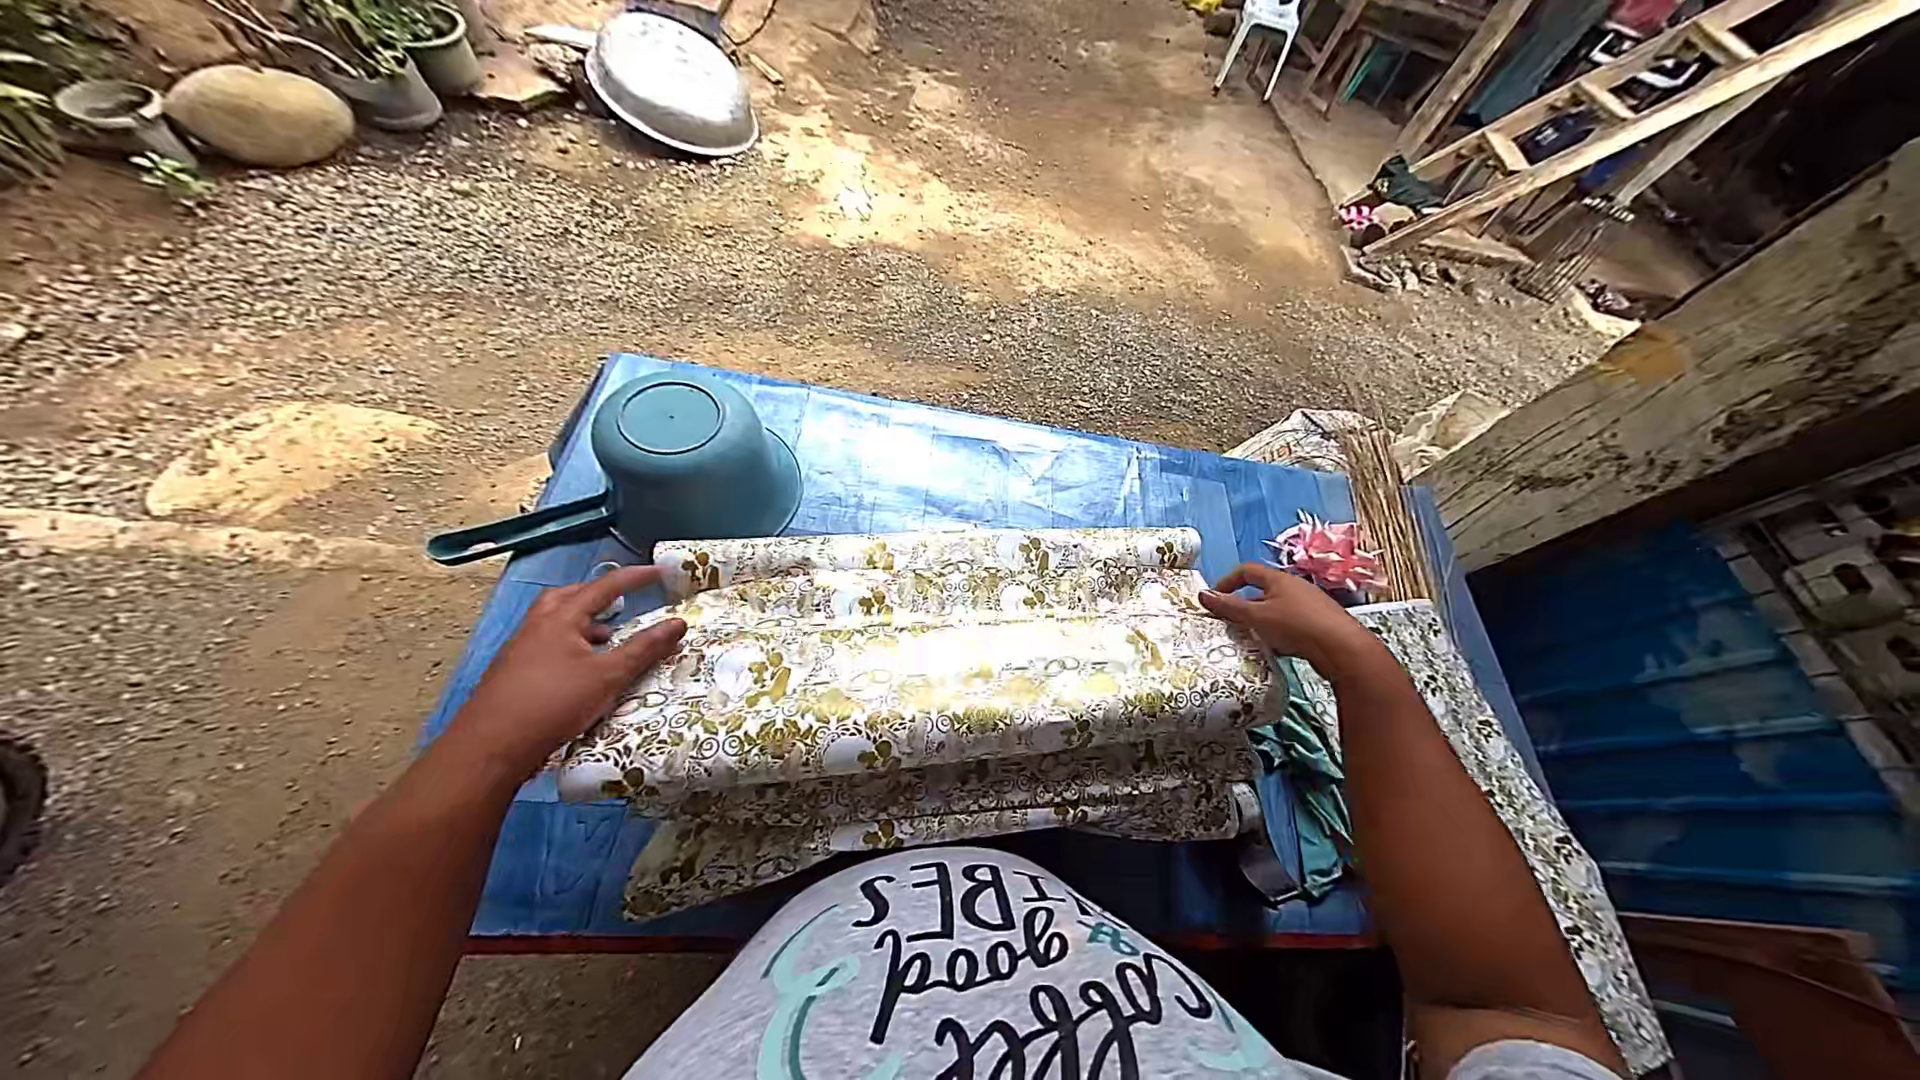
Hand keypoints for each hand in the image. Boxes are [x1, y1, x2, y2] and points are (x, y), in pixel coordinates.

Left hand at [444, 565, 686, 777]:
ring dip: (584, 621)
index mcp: (560, 619)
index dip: (634, 578)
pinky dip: (571, 644)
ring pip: (555, 621)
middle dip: (598, 594)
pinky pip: (547, 643)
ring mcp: (520, 650)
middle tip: (622, 599)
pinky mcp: (513, 673)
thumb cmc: (553, 704)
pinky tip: (583, 668)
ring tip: (607, 636)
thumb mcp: (609, 676)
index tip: (658, 572)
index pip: (604, 587)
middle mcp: (537, 627)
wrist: (489, 748)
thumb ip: (645, 648)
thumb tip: (678, 623)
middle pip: (569, 596)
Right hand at [1197, 562, 1380, 675]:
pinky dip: (1278, 632)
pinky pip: (1291, 623)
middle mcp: (1295, 587)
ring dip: (1261, 620)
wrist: (1343, 650)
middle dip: (1243, 604)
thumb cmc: (1296, 626)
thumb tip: (1202, 594)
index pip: (1247, 571)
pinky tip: (1275, 648)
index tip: (1215, 598)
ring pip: (1276, 608)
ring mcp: (1310, 605)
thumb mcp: (1256, 617)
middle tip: (1231, 621)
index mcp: (1278, 579)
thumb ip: (1229, 607)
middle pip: (1262, 590)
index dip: (1227, 581)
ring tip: (1251, 637)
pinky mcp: (1320, 623)